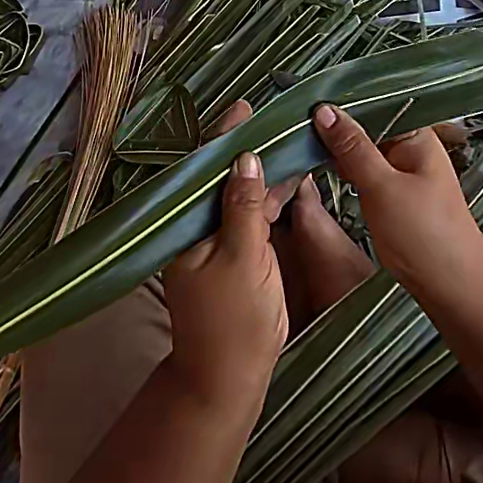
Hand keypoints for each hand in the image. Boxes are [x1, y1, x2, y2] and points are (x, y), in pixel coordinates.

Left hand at [163, 101, 290, 407]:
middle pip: (227, 175)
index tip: (244, 107)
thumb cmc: (231, 321)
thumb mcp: (241, 260)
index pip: (206, 169)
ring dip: (267, 169)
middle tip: (276, 118)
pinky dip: (273, 196)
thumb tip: (245, 159)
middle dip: (251, 147)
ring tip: (291, 138)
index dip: (226, 137)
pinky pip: (256, 213)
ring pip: (245, 192)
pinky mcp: (241, 250)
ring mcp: (222, 235)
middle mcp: (202, 222)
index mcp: (189, 222)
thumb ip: (244, 208)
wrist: (230, 376)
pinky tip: (292, 176)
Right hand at [310, 104, 482, 299]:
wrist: (453, 289)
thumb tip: (324, 111)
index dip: (342, 105)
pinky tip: (327, 170)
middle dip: (336, 129)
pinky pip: (366, 171)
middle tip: (299, 128)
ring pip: (363, 150)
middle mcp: (411, 149)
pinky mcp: (395, 194)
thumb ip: (352, 147)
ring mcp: (403, 172)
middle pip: (367, 127)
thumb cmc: (425, 235)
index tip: (307, 105)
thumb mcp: (381, 185)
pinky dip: (347, 170)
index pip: (374, 106)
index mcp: (416, 136)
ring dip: (339, 151)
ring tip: (306, 146)